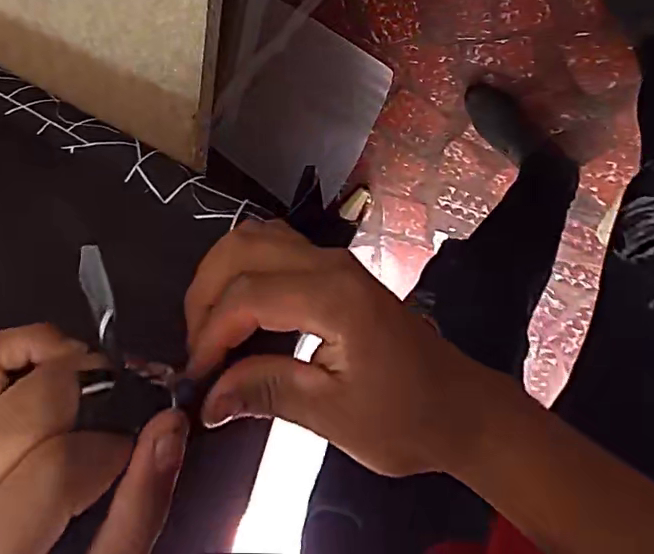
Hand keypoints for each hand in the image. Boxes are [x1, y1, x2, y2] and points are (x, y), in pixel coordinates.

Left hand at [0, 324, 188, 553]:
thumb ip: (137, 511)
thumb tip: (168, 426)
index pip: (53, 468)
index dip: (114, 448)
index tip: (146, 448)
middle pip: (31, 406)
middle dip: (98, 392)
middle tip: (134, 410)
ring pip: (9, 372)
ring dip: (72, 367)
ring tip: (106, 392)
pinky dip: (32, 346)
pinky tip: (68, 361)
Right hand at [183, 219, 504, 476]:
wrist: (459, 405)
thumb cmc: (405, 417)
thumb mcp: (334, 415)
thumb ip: (266, 390)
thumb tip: (207, 397)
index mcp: (333, 295)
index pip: (248, 294)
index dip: (210, 334)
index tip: (194, 378)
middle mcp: (328, 261)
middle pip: (243, 248)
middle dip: (206, 294)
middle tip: (196, 349)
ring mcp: (331, 258)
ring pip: (255, 237)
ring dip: (221, 275)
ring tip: (209, 329)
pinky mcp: (332, 267)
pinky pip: (272, 246)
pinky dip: (242, 269)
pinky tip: (237, 309)